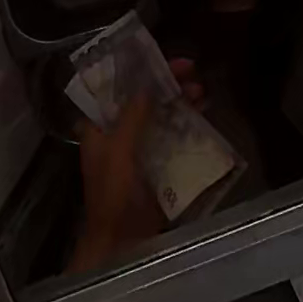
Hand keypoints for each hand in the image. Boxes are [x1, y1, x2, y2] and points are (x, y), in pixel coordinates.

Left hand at [70, 60, 204, 271]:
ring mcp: (139, 146)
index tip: (162, 57)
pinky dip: (186, 120)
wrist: (122, 244)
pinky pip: (172, 133)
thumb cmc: (112, 196)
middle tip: (192, 70)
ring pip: (161, 112)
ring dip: (180, 99)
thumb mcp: (118, 153)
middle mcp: (118, 132)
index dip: (138, 70)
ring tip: (201, 91)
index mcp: (99, 127)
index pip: (117, 87)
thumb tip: (146, 85)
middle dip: (167, 82)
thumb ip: (131, 118)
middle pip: (143, 97)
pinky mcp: (157, 161)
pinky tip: (203, 111)